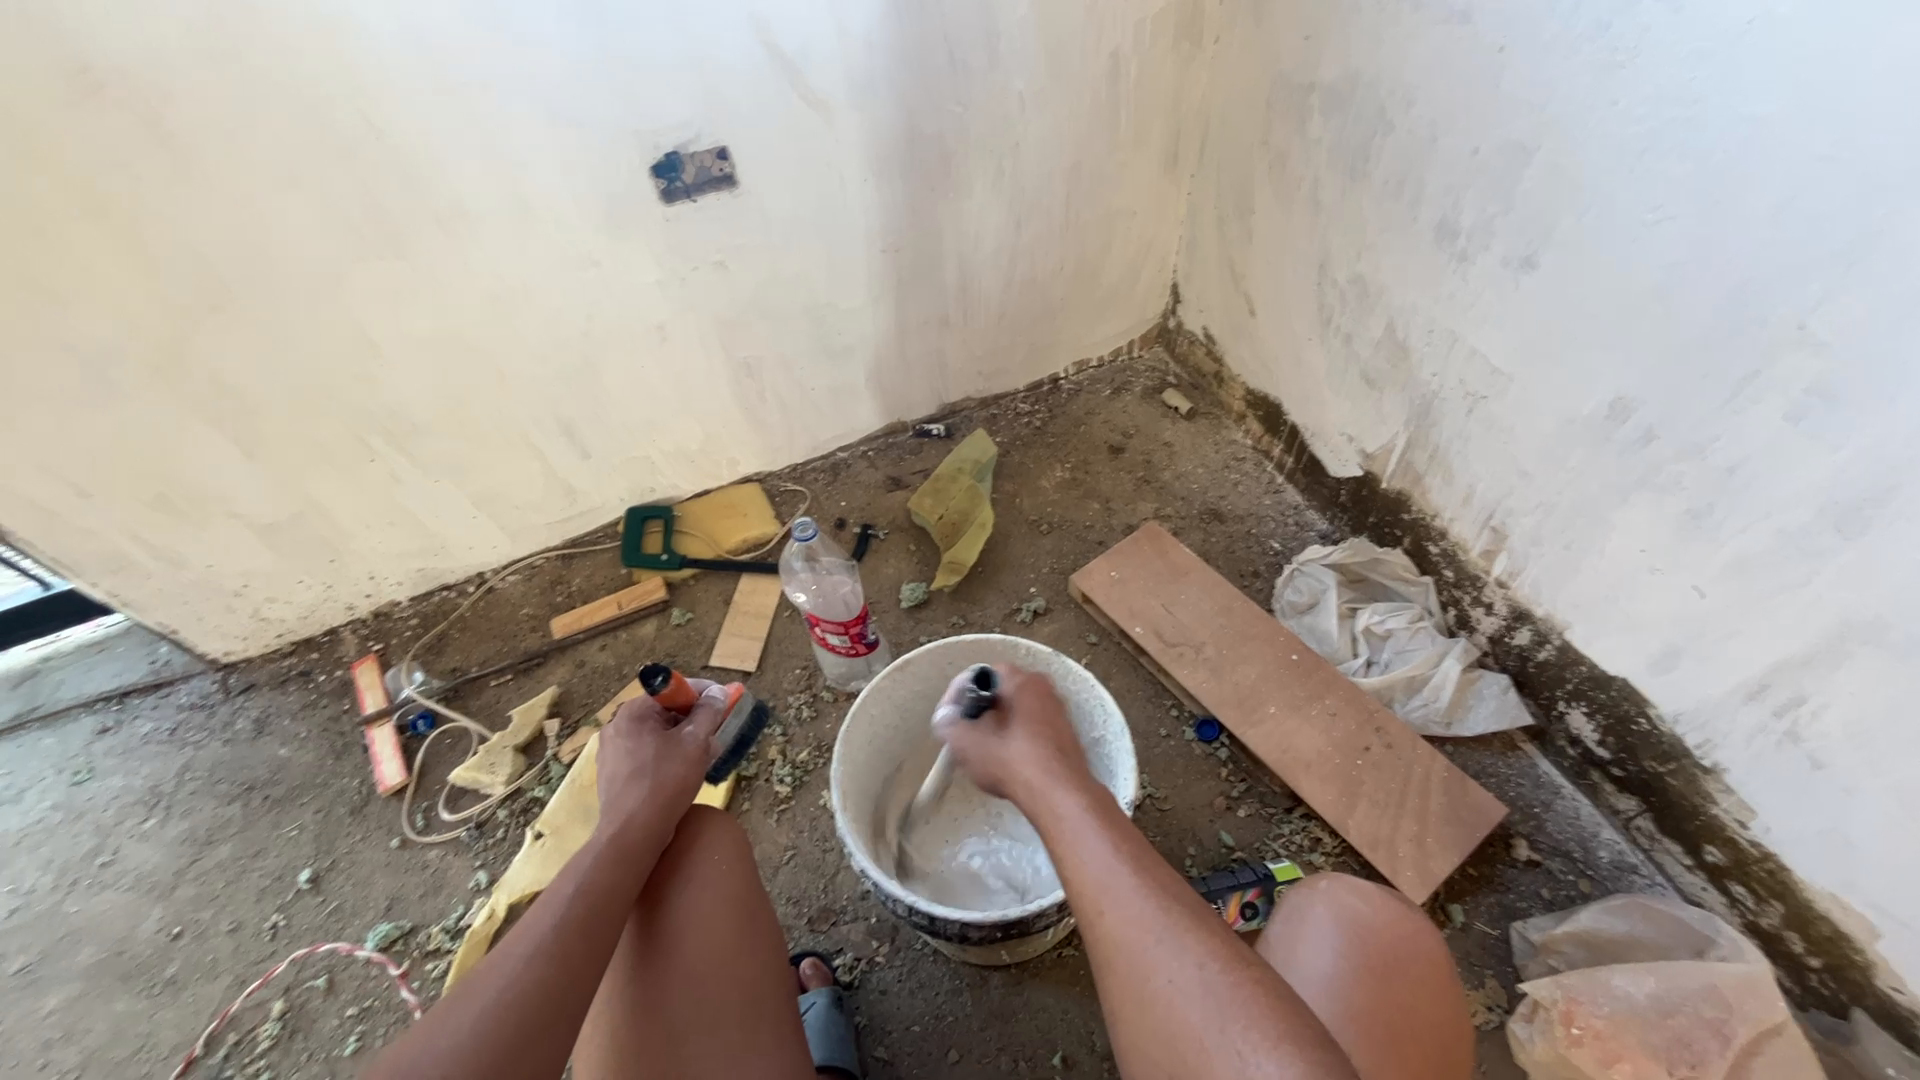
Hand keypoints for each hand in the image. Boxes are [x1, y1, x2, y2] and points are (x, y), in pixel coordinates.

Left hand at [595, 681, 726, 844]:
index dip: (703, 692)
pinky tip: (684, 772)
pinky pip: (647, 754)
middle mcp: (617, 726)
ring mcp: (612, 752)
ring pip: (657, 735)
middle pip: (665, 711)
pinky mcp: (614, 774)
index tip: (725, 701)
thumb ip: (708, 712)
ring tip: (706, 755)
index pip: (673, 689)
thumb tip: (718, 692)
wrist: (632, 834)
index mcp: (633, 712)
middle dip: (695, 719)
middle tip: (718, 732)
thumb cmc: (666, 781)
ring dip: (684, 739)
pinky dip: (668, 756)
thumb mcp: (695, 742)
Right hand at [933, 665, 1093, 806]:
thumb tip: (944, 718)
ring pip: (1016, 715)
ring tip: (980, 754)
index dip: (958, 695)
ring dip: (996, 730)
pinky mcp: (1065, 739)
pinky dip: (1014, 743)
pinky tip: (1005, 766)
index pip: (981, 675)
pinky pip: (1031, 732)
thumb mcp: (967, 743)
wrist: (1060, 796)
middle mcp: (1045, 689)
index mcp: (1023, 680)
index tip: (948, 718)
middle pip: (1000, 695)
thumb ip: (948, 725)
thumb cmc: (1012, 761)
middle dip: (978, 713)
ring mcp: (1059, 714)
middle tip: (963, 735)